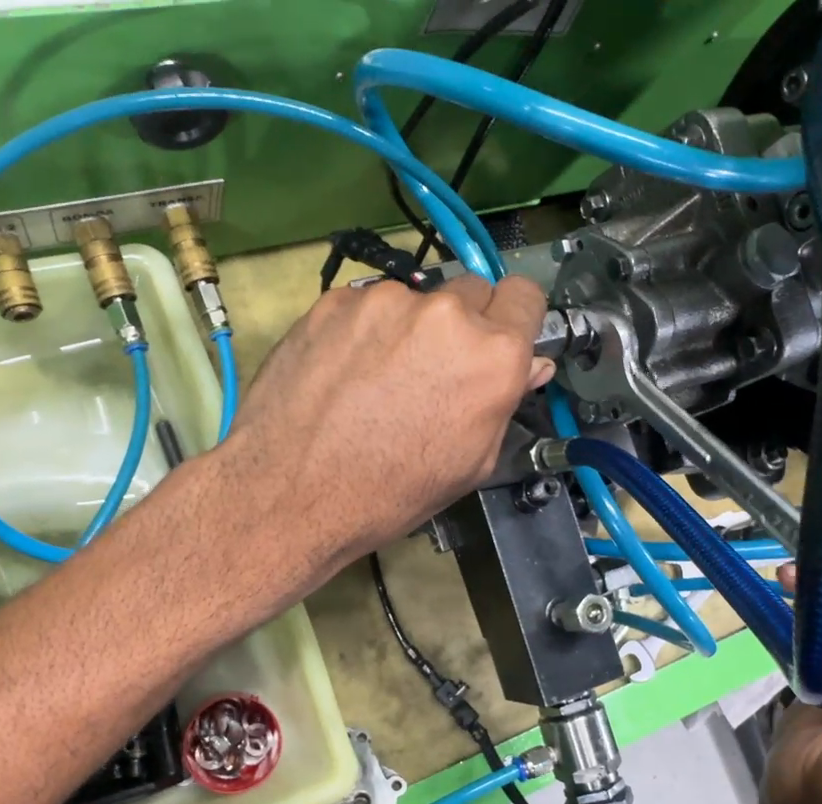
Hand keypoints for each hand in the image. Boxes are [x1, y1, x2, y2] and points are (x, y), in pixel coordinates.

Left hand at [224, 276, 551, 563]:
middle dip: (462, 324)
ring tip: (377, 381)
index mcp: (492, 356)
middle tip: (433, 370)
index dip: (514, 320)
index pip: (525, 296)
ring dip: (407, 328)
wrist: (292, 493)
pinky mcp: (334, 302)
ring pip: (414, 300)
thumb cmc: (389, 494)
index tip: (499, 338)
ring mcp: (385, 301)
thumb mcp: (470, 464)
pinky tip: (343, 374)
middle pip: (472, 290)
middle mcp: (445, 314)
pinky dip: (362, 331)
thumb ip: (505, 402)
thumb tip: (529, 365)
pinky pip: (365, 306)